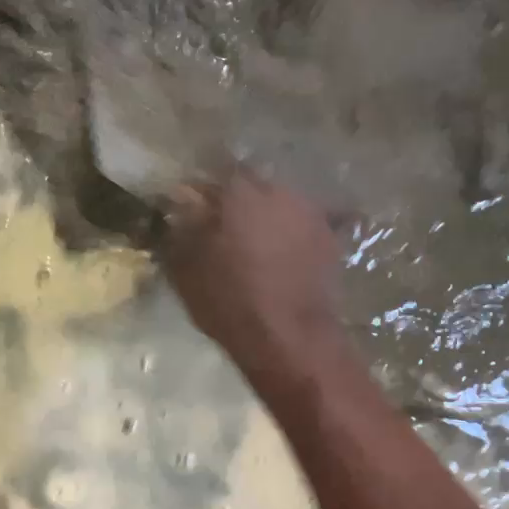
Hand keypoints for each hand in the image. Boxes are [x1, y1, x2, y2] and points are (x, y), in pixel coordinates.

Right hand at [160, 169, 347, 389]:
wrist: (289, 335)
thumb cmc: (228, 302)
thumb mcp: (185, 270)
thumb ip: (181, 230)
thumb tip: (179, 206)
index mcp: (236, 192)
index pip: (212, 173)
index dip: (201, 191)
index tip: (191, 208)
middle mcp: (276, 189)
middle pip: (250, 185)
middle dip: (236, 202)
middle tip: (223, 228)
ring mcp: (308, 209)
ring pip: (278, 202)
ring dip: (266, 216)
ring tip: (255, 245)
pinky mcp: (329, 235)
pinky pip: (301, 225)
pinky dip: (290, 234)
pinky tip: (282, 255)